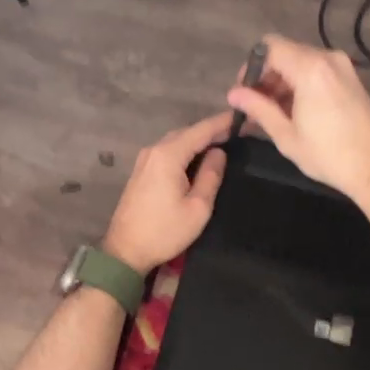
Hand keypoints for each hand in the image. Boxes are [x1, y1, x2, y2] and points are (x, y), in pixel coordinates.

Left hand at [100, 111, 233, 273]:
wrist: (126, 251)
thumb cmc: (165, 231)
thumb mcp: (198, 207)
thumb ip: (211, 176)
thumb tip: (219, 153)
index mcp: (168, 155)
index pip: (200, 130)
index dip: (223, 123)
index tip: (243, 118)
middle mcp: (154, 151)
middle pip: (187, 133)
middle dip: (210, 131)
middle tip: (237, 133)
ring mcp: (144, 160)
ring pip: (176, 142)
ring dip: (197, 141)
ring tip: (222, 145)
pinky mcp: (141, 172)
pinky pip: (167, 153)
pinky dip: (184, 151)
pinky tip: (198, 160)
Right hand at [226, 35, 369, 211]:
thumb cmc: (328, 155)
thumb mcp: (286, 135)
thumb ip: (258, 108)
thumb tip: (233, 94)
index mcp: (310, 68)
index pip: (270, 47)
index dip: (251, 67)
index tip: (244, 93)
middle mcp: (328, 59)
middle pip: (286, 53)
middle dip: (267, 77)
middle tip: (256, 107)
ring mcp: (344, 68)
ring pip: (302, 63)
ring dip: (284, 82)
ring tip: (274, 114)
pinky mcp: (352, 80)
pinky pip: (318, 72)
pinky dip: (302, 85)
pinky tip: (297, 113)